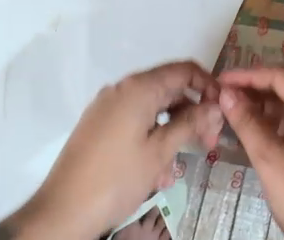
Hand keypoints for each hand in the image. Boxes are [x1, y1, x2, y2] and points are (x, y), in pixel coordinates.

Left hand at [9, 61, 223, 238]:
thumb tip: (215, 105)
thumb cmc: (115, 179)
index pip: (184, 70)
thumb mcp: (159, 153)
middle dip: (191, 114)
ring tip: (176, 169)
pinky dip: (150, 140)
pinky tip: (155, 173)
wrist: (60, 213)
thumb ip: (190, 123)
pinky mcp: (97, 128)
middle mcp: (122, 89)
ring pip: (152, 111)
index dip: (208, 86)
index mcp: (138, 87)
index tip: (223, 111)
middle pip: (168, 90)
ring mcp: (107, 108)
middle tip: (208, 144)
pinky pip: (133, 123)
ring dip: (171, 133)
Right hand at [219, 67, 283, 239]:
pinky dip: (275, 119)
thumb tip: (225, 93)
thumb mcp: (270, 159)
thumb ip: (247, 122)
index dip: (248, 75)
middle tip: (223, 92)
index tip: (220, 79)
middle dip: (255, 87)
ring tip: (232, 108)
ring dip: (264, 103)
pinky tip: (253, 125)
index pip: (281, 76)